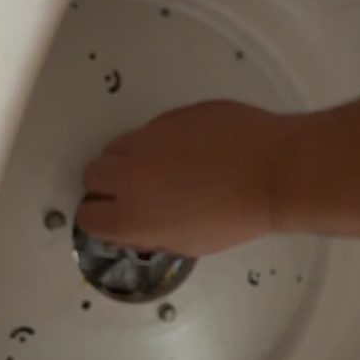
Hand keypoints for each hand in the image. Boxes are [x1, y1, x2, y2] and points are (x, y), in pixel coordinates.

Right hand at [77, 100, 294, 256]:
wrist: (272, 172)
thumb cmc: (237, 215)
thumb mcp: (189, 243)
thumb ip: (149, 237)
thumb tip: (127, 234)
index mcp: (131, 216)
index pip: (87, 217)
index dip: (101, 218)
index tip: (115, 217)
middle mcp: (129, 175)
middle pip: (92, 175)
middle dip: (107, 185)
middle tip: (135, 191)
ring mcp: (147, 139)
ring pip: (117, 147)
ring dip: (129, 160)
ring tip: (161, 170)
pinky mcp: (168, 116)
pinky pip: (150, 129)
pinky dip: (158, 141)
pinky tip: (187, 151)